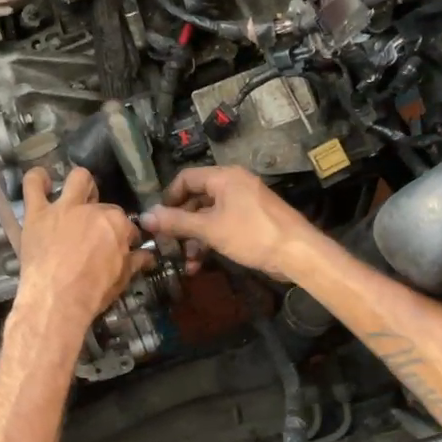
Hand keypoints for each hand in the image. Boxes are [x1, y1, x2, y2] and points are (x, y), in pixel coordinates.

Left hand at [16, 167, 152, 326]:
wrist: (56, 301)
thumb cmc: (92, 293)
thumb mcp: (121, 280)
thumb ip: (134, 262)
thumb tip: (147, 256)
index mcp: (116, 223)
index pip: (125, 223)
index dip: (123, 235)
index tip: (120, 246)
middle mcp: (92, 209)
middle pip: (102, 201)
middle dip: (102, 211)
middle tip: (94, 227)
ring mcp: (63, 208)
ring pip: (77, 178)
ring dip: (80, 185)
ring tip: (76, 197)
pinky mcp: (37, 214)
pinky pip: (33, 185)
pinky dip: (38, 179)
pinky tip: (42, 181)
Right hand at [139, 166, 318, 280]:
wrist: (296, 252)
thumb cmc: (251, 234)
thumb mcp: (209, 229)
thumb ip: (176, 222)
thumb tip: (144, 217)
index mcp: (223, 177)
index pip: (185, 178)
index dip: (168, 198)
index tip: (157, 220)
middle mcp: (232, 185)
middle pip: (196, 199)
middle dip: (180, 224)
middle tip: (167, 244)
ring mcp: (243, 203)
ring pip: (208, 216)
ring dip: (194, 239)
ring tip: (186, 262)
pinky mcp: (250, 221)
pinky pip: (222, 225)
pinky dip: (209, 241)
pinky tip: (200, 264)